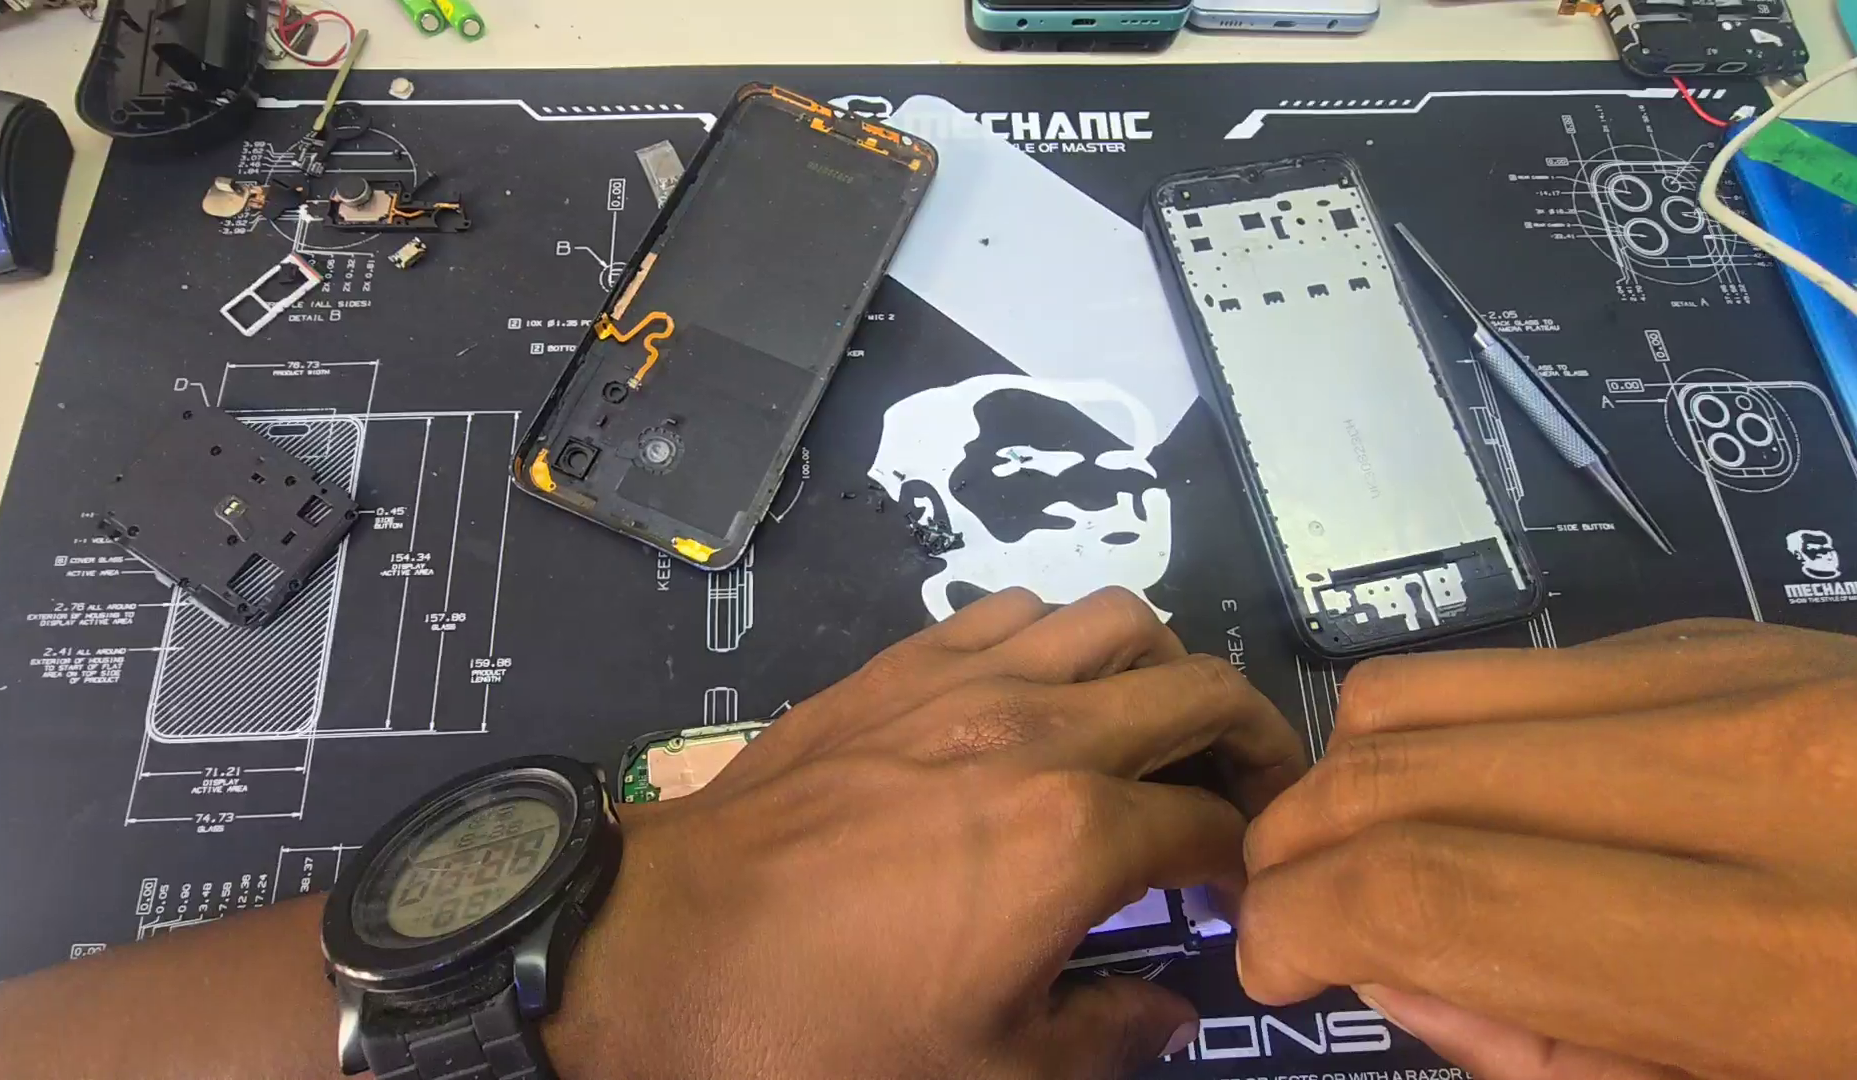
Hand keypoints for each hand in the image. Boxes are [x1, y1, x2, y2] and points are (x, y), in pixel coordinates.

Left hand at [546, 586, 1304, 1079]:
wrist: (679, 940)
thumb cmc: (830, 1024)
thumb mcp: (989, 1069)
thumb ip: (1110, 1033)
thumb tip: (1174, 1004)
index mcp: (1072, 835)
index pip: (1210, 823)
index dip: (1246, 858)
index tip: (1236, 888)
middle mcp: (1038, 728)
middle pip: (1196, 689)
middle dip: (1250, 735)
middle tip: (1244, 783)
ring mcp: (969, 675)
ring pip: (1113, 619)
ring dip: (1156, 667)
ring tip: (1144, 723)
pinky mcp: (907, 656)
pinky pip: (1014, 610)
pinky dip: (1056, 638)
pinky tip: (1040, 689)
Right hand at [1236, 618, 1856, 1079]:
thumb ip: (1574, 1068)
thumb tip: (1389, 972)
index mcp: (1827, 962)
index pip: (1437, 887)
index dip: (1304, 924)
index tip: (1271, 962)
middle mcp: (1765, 765)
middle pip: (1397, 768)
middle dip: (1294, 844)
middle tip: (1289, 909)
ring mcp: (1739, 668)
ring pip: (1411, 696)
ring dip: (1340, 781)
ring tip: (1359, 853)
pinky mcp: (1726, 635)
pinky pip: (1491, 673)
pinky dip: (1425, 741)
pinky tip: (1471, 807)